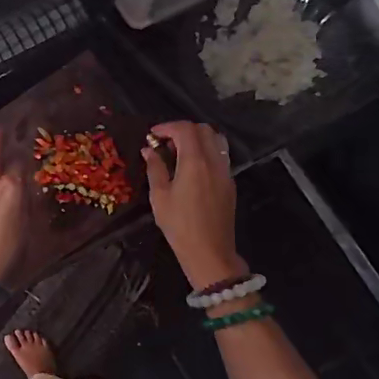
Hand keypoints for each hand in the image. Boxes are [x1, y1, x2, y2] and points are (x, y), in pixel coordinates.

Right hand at [142, 122, 244, 288]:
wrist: (209, 252)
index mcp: (195, 161)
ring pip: (216, 140)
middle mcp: (214, 161)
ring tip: (180, 154)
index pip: (185, 129)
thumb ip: (155, 168)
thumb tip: (149, 150)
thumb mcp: (160, 197)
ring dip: (197, 139)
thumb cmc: (179, 226)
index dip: (167, 127)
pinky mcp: (230, 183)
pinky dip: (206, 152)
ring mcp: (226, 171)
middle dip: (182, 130)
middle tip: (164, 144)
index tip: (152, 135)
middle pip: (203, 130)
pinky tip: (192, 169)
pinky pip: (220, 156)